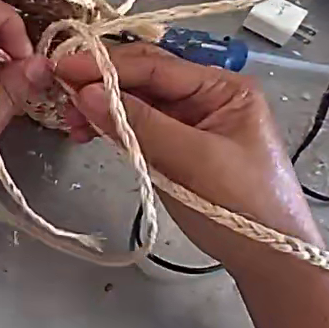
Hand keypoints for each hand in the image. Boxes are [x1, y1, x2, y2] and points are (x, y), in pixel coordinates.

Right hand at [52, 43, 322, 271]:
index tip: (64, 69)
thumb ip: (139, 123)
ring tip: (69, 121)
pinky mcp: (174, 145)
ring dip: (101, 106)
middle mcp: (204, 95)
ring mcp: (188, 121)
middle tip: (58, 92)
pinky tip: (87, 132)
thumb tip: (86, 93)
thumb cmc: (243, 206)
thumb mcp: (192, 160)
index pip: (156, 65)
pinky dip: (111, 127)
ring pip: (135, 101)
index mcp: (222, 87)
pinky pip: (136, 125)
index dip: (107, 65)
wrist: (270, 262)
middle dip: (100, 83)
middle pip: (143, 78)